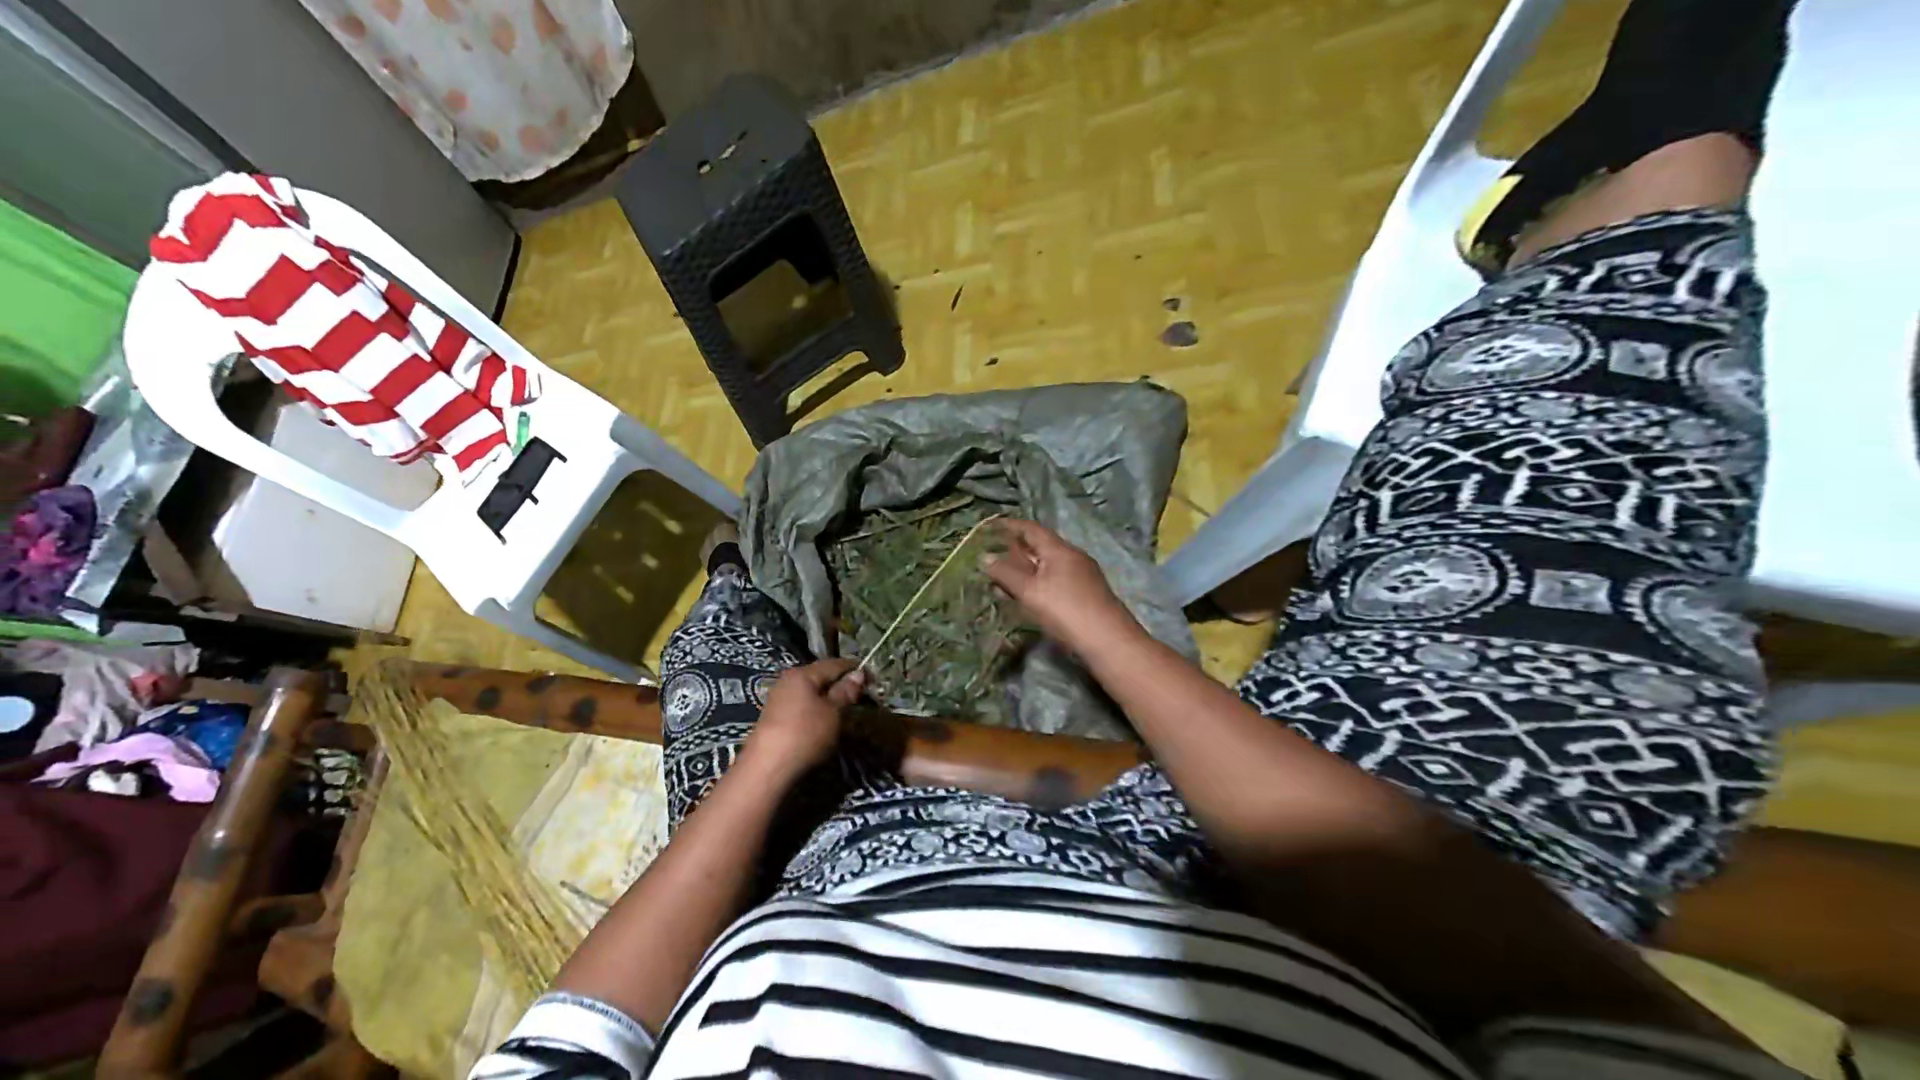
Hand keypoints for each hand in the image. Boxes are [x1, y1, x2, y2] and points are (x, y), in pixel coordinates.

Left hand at [741, 659, 864, 778]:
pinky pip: (803, 706)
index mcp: (803, 674)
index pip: (835, 664)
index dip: (855, 669)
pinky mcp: (776, 717)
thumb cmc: (806, 734)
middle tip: (861, 696)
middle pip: (821, 677)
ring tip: (846, 710)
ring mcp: (779, 699)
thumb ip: (846, 692)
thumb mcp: (833, 712)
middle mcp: (788, 680)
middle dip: (841, 684)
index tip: (872, 678)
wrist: (767, 768)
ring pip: (811, 692)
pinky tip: (825, 721)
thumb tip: (858, 674)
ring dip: (829, 699)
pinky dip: (817, 710)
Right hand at [983, 519, 1143, 656]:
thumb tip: (985, 557)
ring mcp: (1083, 576)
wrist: (1108, 642)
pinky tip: (1028, 596)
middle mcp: (1073, 557)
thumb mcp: (1030, 591)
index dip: (1010, 526)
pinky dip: (1037, 582)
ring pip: (1048, 565)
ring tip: (1005, 578)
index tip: (991, 527)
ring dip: (1026, 568)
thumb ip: (1006, 573)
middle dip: (1017, 549)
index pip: (1032, 529)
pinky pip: (1055, 579)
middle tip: (993, 554)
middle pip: (1041, 546)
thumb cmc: (1065, 610)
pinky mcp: (1086, 594)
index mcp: (1060, 550)